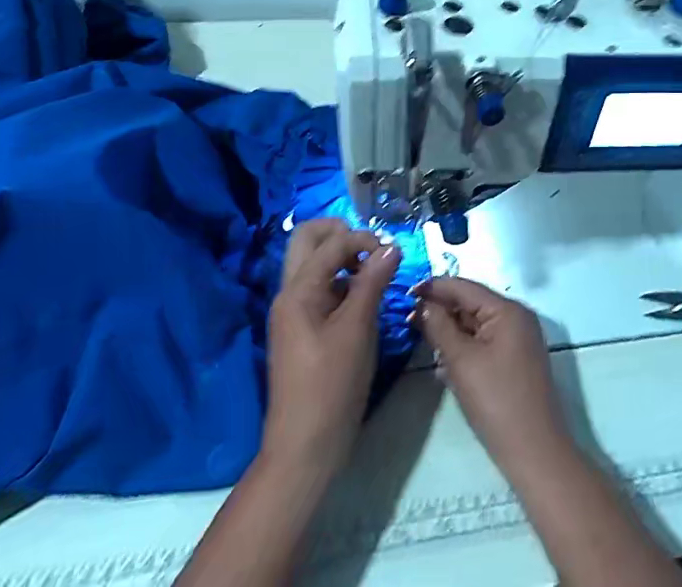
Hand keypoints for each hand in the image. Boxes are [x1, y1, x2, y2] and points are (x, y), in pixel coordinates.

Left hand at [262, 218, 400, 469]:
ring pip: (312, 264)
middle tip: (374, 251)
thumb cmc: (332, 386)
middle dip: (341, 235)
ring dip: (341, 258)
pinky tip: (363, 301)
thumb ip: (372, 284)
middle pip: (307, 240)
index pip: (329, 243)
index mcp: (297, 290)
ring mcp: (292, 312)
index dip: (362, 239)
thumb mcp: (357, 331)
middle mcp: (288, 293)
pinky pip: (317, 290)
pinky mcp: (300, 330)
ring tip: (374, 276)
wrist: (304, 446)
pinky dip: (340, 283)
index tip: (393, 255)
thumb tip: (391, 247)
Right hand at [413, 277, 571, 468]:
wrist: (535, 454)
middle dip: (439, 310)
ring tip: (420, 338)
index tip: (402, 294)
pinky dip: (462, 345)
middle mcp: (516, 318)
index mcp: (507, 310)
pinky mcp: (515, 360)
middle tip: (407, 320)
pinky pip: (483, 341)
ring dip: (448, 329)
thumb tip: (421, 304)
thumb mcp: (461, 359)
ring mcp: (518, 340)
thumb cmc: (496, 401)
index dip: (431, 288)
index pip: (462, 286)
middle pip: (469, 302)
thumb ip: (438, 325)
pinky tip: (442, 359)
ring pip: (474, 323)